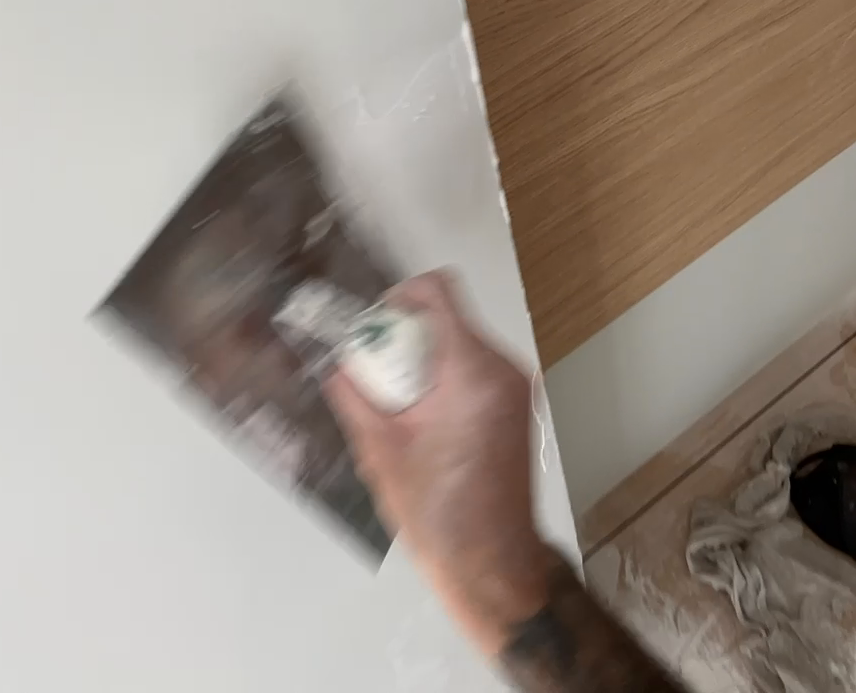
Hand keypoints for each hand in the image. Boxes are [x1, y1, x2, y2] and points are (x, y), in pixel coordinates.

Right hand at [321, 269, 555, 654]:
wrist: (494, 564)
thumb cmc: (440, 514)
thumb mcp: (379, 450)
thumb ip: (353, 395)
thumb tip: (337, 363)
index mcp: (472, 372)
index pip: (439, 291)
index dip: (402, 294)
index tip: (377, 323)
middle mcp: (503, 369)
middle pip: (448, 316)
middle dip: (407, 333)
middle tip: (377, 369)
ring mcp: (517, 386)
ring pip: (461, 339)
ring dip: (425, 356)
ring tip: (397, 399)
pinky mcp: (518, 403)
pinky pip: (476, 364)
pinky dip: (445, 374)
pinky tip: (423, 414)